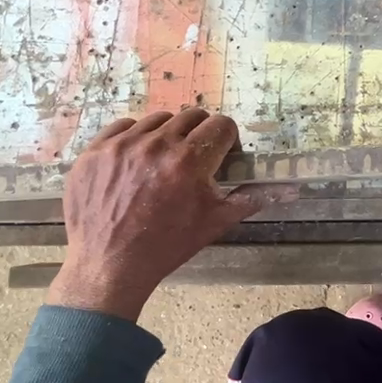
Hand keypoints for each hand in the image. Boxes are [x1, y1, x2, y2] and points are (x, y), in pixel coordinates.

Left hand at [50, 109, 267, 320]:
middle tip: (196, 157)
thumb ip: (251, 198)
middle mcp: (156, 146)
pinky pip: (123, 127)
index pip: (222, 125)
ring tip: (164, 160)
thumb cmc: (168, 245)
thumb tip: (287, 188)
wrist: (108, 266)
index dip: (227, 139)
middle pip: (192, 116)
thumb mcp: (216, 222)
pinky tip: (137, 160)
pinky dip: (135, 137)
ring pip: (158, 120)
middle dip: (201, 133)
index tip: (222, 155)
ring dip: (169, 134)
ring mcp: (121, 147)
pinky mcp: (94, 153)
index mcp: (189, 162)